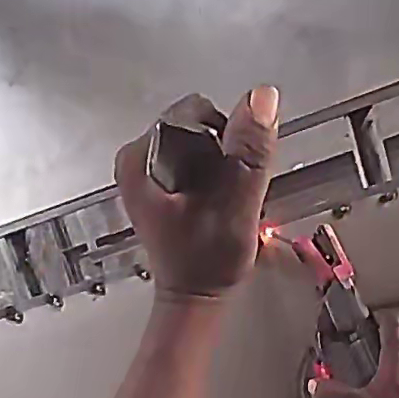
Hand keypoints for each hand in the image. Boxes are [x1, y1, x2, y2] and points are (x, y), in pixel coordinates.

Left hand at [115, 88, 278, 298]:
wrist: (195, 299)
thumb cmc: (207, 263)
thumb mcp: (236, 208)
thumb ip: (249, 155)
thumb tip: (262, 98)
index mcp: (140, 158)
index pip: (195, 114)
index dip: (228, 139)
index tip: (234, 179)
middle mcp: (136, 158)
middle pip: (197, 125)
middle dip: (225, 154)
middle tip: (230, 195)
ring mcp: (146, 171)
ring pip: (200, 142)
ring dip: (223, 165)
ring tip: (225, 202)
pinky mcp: (159, 183)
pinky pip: (196, 159)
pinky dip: (215, 175)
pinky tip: (219, 203)